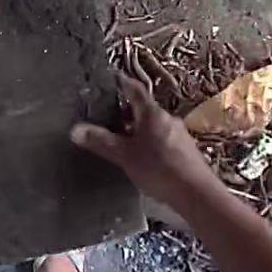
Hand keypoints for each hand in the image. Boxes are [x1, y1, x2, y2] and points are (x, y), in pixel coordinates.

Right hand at [71, 71, 222, 210]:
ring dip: (137, 129)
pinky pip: (162, 139)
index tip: (114, 78)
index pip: (135, 91)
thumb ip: (101, 141)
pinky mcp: (184, 151)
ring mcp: (178, 135)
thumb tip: (75, 130)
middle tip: (108, 117)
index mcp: (152, 113)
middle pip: (143, 109)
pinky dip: (149, 142)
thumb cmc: (158, 168)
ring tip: (121, 141)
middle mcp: (167, 119)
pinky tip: (142, 158)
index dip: (123, 83)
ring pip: (153, 126)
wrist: (196, 193)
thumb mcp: (124, 155)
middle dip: (126, 112)